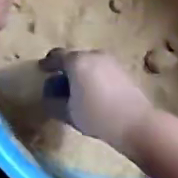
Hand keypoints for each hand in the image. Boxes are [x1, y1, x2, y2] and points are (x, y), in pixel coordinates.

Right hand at [40, 49, 158, 159]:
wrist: (135, 122)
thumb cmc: (97, 115)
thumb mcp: (67, 113)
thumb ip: (52, 102)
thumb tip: (49, 95)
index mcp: (77, 61)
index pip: (57, 56)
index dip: (47, 63)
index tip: (41, 69)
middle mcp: (94, 55)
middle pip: (74, 58)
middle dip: (64, 69)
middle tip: (57, 83)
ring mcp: (111, 61)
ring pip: (89, 63)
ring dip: (80, 73)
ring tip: (75, 90)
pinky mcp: (123, 71)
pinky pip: (101, 69)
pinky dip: (93, 77)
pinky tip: (92, 92)